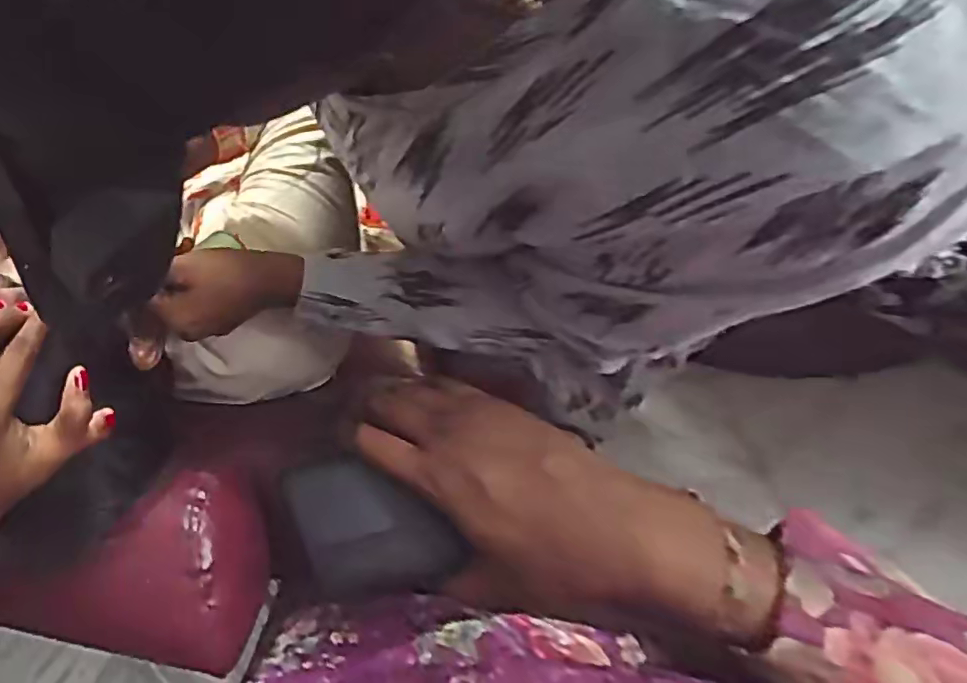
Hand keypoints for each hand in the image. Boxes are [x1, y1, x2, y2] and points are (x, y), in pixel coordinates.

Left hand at [147, 248, 302, 340]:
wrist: (268, 279)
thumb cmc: (224, 271)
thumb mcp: (185, 265)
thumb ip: (158, 274)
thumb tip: (141, 280)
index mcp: (175, 322)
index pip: (145, 304)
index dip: (148, 280)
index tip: (160, 261)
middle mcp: (186, 333)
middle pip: (163, 305)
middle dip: (166, 280)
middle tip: (178, 255)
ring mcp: (205, 330)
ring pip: (180, 304)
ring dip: (180, 283)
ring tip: (190, 257)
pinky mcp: (219, 322)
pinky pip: (197, 306)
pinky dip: (195, 291)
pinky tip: (204, 272)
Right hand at [355, 378, 777, 644]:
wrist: (632, 531)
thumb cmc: (561, 565)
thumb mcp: (498, 586)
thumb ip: (447, 580)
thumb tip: (414, 576)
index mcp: (438, 476)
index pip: (370, 440)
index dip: (345, 435)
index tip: (335, 438)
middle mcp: (448, 433)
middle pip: (387, 399)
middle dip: (362, 403)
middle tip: (352, 414)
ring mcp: (476, 410)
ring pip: (415, 383)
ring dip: (392, 388)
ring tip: (382, 399)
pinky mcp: (502, 402)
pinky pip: (449, 381)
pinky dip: (428, 383)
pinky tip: (429, 393)